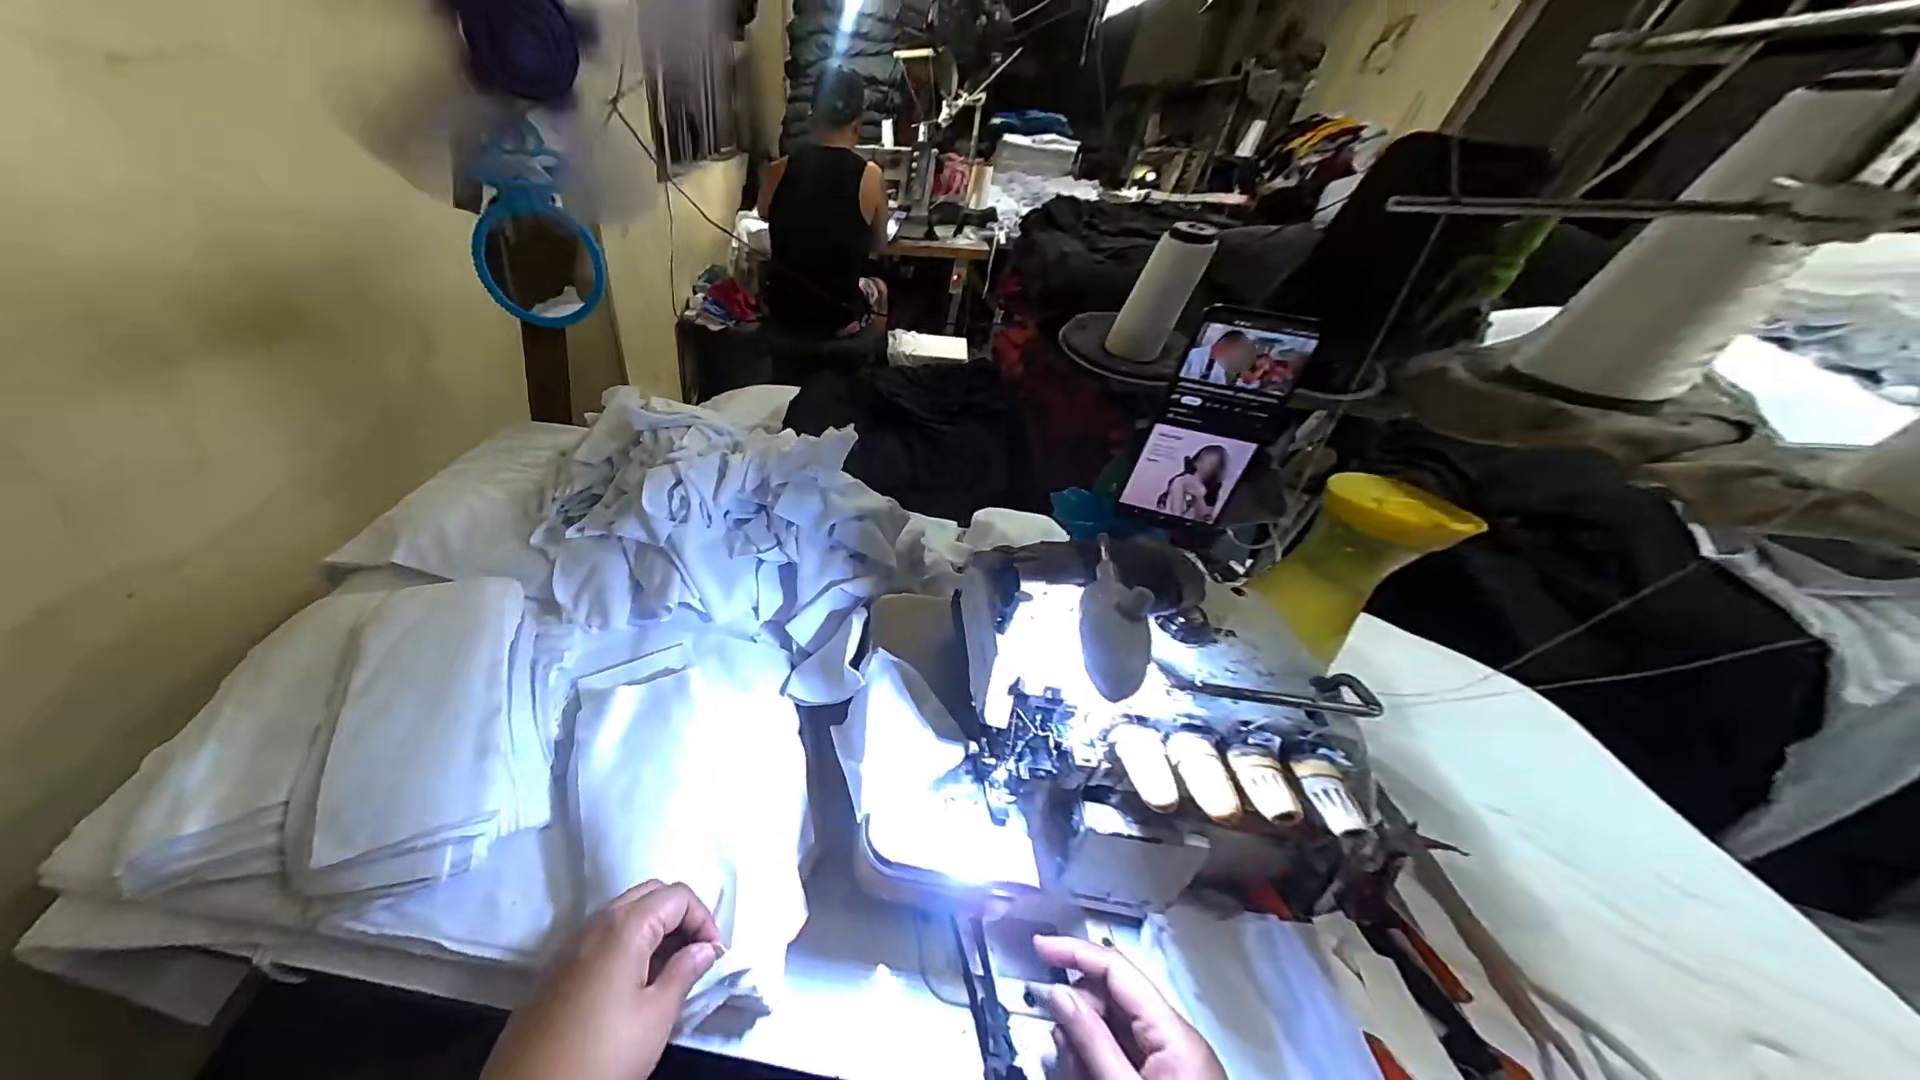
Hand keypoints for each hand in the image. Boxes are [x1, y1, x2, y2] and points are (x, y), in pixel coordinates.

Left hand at [482, 881, 723, 1079]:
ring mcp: (568, 947)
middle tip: (694, 952)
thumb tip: (705, 949)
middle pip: (650, 894)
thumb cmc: (600, 1057)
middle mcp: (594, 924)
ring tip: (668, 967)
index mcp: (623, 927)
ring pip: (623, 913)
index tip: (714, 954)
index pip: (677, 896)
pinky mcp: (552, 973)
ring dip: (653, 927)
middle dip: (680, 914)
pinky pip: (600, 937)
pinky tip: (632, 982)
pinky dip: (626, 943)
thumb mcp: (655, 1017)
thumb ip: (685, 972)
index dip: (704, 918)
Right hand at [1035, 935, 1227, 1079]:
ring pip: (1115, 1025)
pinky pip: (1124, 1052)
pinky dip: (1100, 1060)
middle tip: (1061, 1050)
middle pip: (1115, 997)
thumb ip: (1090, 1041)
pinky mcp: (1167, 1079)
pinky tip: (1087, 1075)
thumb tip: (1059, 992)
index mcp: (1172, 1032)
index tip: (1039, 947)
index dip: (1076, 951)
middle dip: (1080, 1013)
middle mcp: (1175, 1036)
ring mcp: (1173, 1059)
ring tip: (1077, 1073)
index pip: (1118, 968)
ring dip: (1086, 1043)